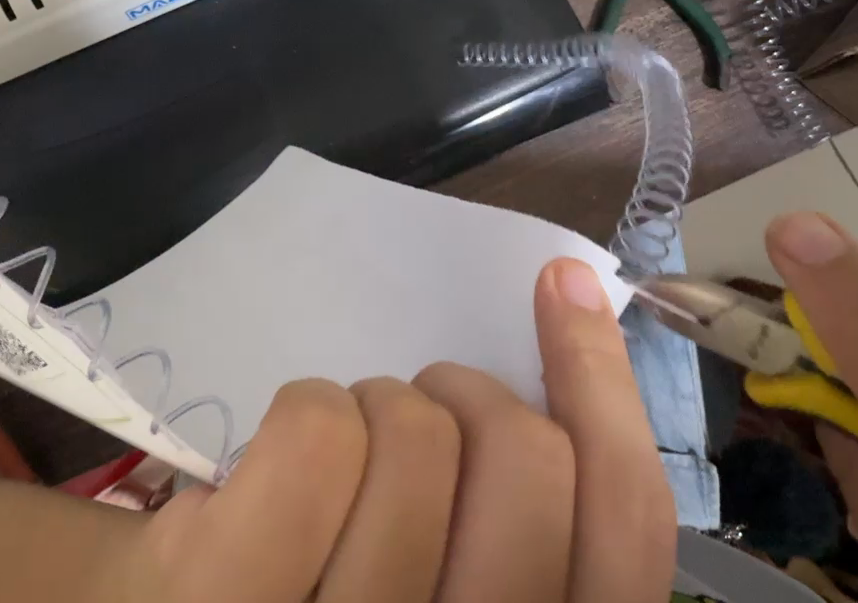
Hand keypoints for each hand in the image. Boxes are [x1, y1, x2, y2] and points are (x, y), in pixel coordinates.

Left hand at [117, 257, 675, 602]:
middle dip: (465, 396)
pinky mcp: (229, 601)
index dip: (607, 389)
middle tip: (414, 407)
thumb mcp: (435, 575)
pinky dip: (308, 409)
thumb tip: (549, 356)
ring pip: (419, 437)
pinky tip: (283, 439)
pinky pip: (318, 437)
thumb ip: (502, 515)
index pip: (629, 531)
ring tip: (341, 440)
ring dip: (378, 404)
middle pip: (525, 460)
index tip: (561, 286)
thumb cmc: (312, 583)